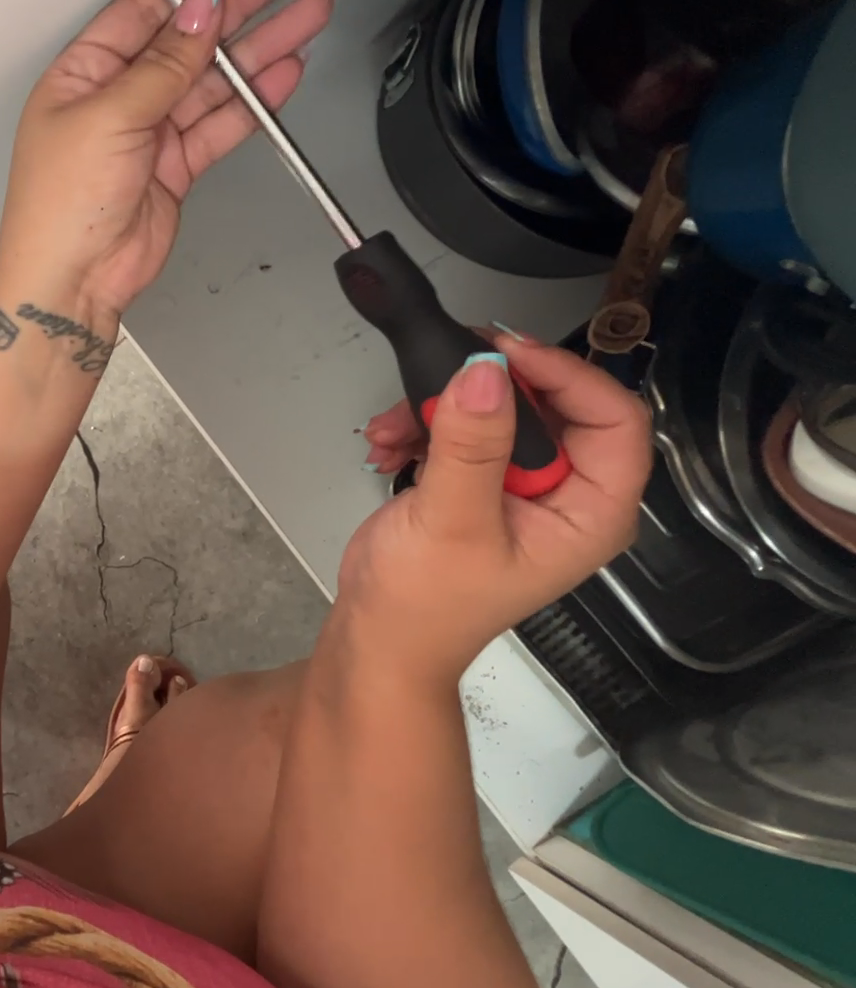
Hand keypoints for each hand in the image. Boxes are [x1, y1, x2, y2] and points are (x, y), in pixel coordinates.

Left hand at [0, 0, 337, 316]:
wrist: (71, 281)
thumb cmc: (59, 209)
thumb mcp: (108, 119)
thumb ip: (161, 65)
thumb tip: (198, 10)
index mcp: (82, 76)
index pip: (145, 7)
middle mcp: (115, 100)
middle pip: (188, 36)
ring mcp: (146, 133)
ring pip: (213, 78)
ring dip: (262, 44)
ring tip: (311, 7)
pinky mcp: (173, 167)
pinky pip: (221, 122)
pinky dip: (255, 99)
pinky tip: (285, 69)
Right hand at [335, 333, 652, 684]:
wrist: (375, 636)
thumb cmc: (424, 596)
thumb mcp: (451, 520)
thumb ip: (470, 446)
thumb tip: (483, 370)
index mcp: (589, 509)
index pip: (612, 419)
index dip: (566, 375)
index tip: (500, 351)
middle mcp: (561, 493)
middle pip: (545, 409)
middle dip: (480, 394)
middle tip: (432, 375)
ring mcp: (511, 490)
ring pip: (490, 418)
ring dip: (433, 413)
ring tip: (385, 430)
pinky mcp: (467, 489)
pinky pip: (454, 437)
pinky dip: (415, 433)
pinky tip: (382, 449)